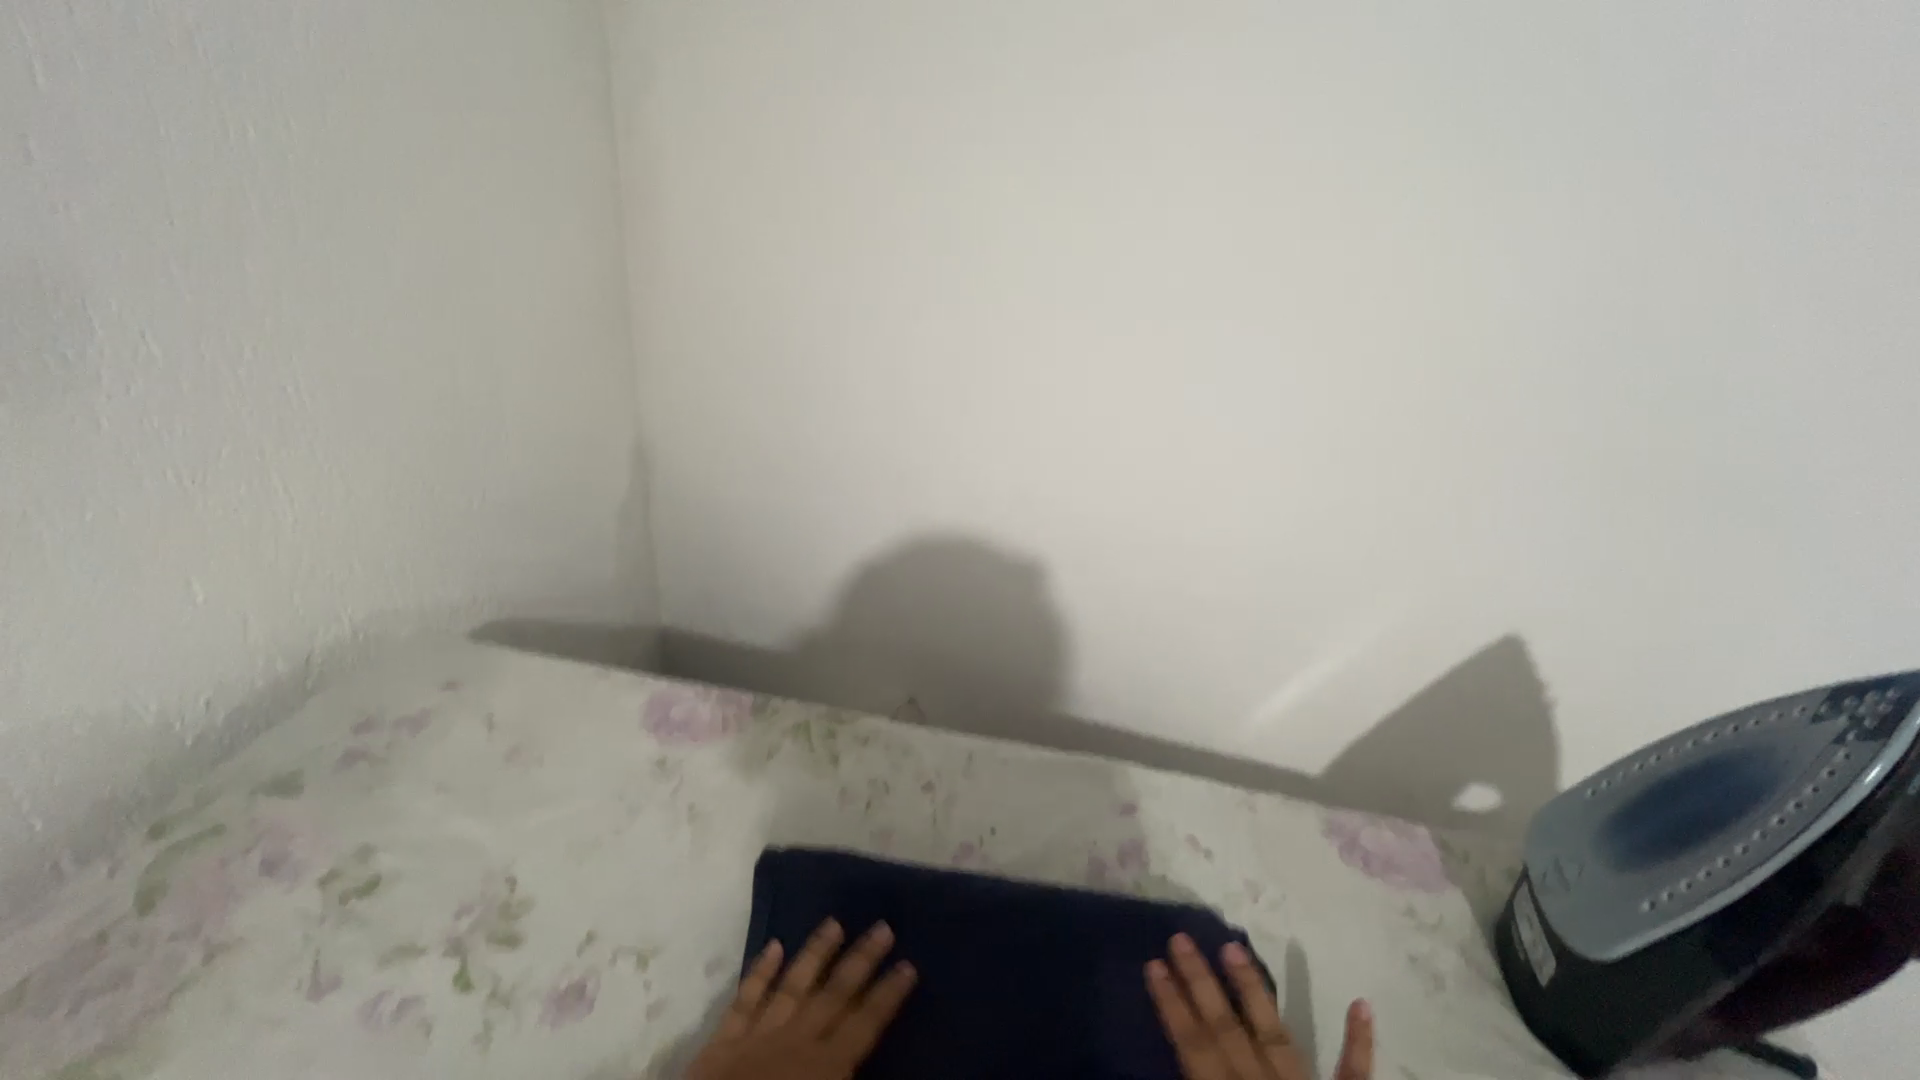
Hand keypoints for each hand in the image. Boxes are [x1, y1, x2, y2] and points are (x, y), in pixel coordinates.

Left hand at [687, 919, 916, 1079]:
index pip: (865, 1024)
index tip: (908, 965)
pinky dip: (760, 972)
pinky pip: (745, 1001)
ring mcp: (758, 1037)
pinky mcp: (723, 1043)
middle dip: (862, 960)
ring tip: (834, 922)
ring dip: (816, 954)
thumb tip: (875, 1071)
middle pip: (835, 994)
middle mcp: (796, 1043)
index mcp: (826, 1070)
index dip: (888, 996)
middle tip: (882, 927)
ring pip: (794, 985)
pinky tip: (774, 947)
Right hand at [1146, 934, 1373, 1079]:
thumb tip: (1173, 1069)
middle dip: (1201, 984)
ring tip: (1234, 948)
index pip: (1194, 1050)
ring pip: (1276, 1037)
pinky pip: (1353, 1079)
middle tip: (1181, 938)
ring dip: (1253, 993)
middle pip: (1226, 1032)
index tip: (1154, 965)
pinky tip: (1362, 1004)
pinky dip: (1360, 1045)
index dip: (1172, 1008)